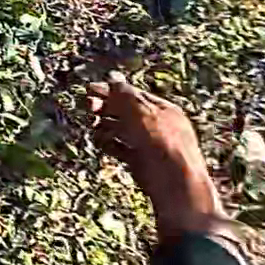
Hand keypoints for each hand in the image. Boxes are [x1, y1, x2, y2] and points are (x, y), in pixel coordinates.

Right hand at [85, 76, 228, 243]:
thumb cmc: (162, 145)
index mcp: (163, 110)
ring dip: (104, 125)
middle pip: (125, 111)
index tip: (89, 89)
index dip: (111, 91)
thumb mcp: (141, 113)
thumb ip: (124, 94)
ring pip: (121, 129)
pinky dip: (109, 144)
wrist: (177, 188)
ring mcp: (148, 145)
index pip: (132, 94)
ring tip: (92, 126)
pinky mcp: (140, 162)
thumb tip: (112, 76)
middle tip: (88, 107)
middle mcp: (156, 125)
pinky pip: (120, 148)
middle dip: (105, 108)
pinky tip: (99, 142)